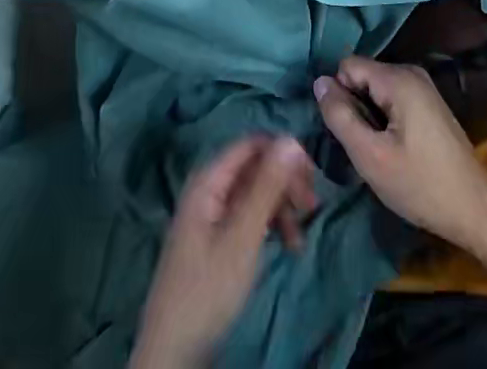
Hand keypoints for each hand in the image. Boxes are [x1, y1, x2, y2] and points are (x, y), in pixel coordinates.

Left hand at [130, 136, 318, 368]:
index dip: (282, 152)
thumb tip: (291, 139)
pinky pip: (250, 216)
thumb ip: (267, 186)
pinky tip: (289, 245)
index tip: (311, 174)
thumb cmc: (209, 289)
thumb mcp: (243, 236)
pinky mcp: (218, 239)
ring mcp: (212, 216)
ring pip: (256, 193)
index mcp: (207, 183)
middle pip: (256, 168)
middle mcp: (208, 192)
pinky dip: (272, 225)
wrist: (174, 353)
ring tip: (301, 233)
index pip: (251, 144)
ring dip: (283, 207)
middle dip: (286, 182)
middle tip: (312, 204)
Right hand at [313, 56, 486, 250]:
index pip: (349, 66)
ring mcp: (424, 88)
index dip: (338, 95)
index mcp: (400, 79)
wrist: (472, 208)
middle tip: (360, 145)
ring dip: (367, 116)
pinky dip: (383, 120)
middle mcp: (413, 73)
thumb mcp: (369, 155)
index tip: (344, 130)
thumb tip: (319, 82)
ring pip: (376, 90)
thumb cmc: (419, 184)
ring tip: (374, 150)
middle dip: (353, 106)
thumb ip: (341, 116)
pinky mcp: (429, 105)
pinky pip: (392, 100)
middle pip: (364, 76)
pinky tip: (391, 149)